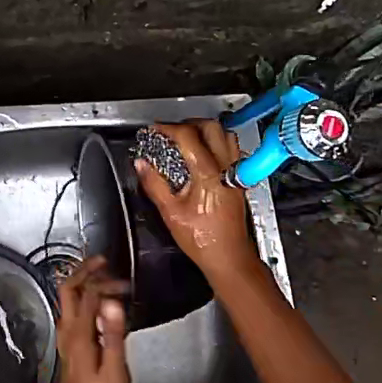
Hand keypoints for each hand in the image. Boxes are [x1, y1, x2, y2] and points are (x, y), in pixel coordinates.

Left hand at [54, 257, 129, 382]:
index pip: (88, 295)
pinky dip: (86, 302)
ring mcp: (67, 343)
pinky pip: (74, 316)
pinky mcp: (73, 351)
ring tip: (104, 278)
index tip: (126, 282)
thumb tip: (114, 301)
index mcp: (79, 336)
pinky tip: (103, 310)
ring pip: (68, 302)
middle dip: (84, 272)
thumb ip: (115, 334)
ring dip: (83, 285)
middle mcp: (68, 334)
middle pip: (68, 291)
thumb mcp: (116, 371)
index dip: (106, 283)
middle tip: (104, 262)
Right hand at [132, 120, 254, 281]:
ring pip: (226, 135)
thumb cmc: (203, 241)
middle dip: (189, 123)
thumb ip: (154, 184)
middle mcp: (225, 169)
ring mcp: (235, 173)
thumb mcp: (171, 213)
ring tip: (187, 138)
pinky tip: (204, 154)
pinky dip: (217, 143)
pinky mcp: (239, 180)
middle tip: (171, 131)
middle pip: (212, 127)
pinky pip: (232, 150)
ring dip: (206, 131)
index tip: (156, 130)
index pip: (188, 137)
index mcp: (208, 174)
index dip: (169, 128)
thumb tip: (141, 165)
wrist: (229, 258)